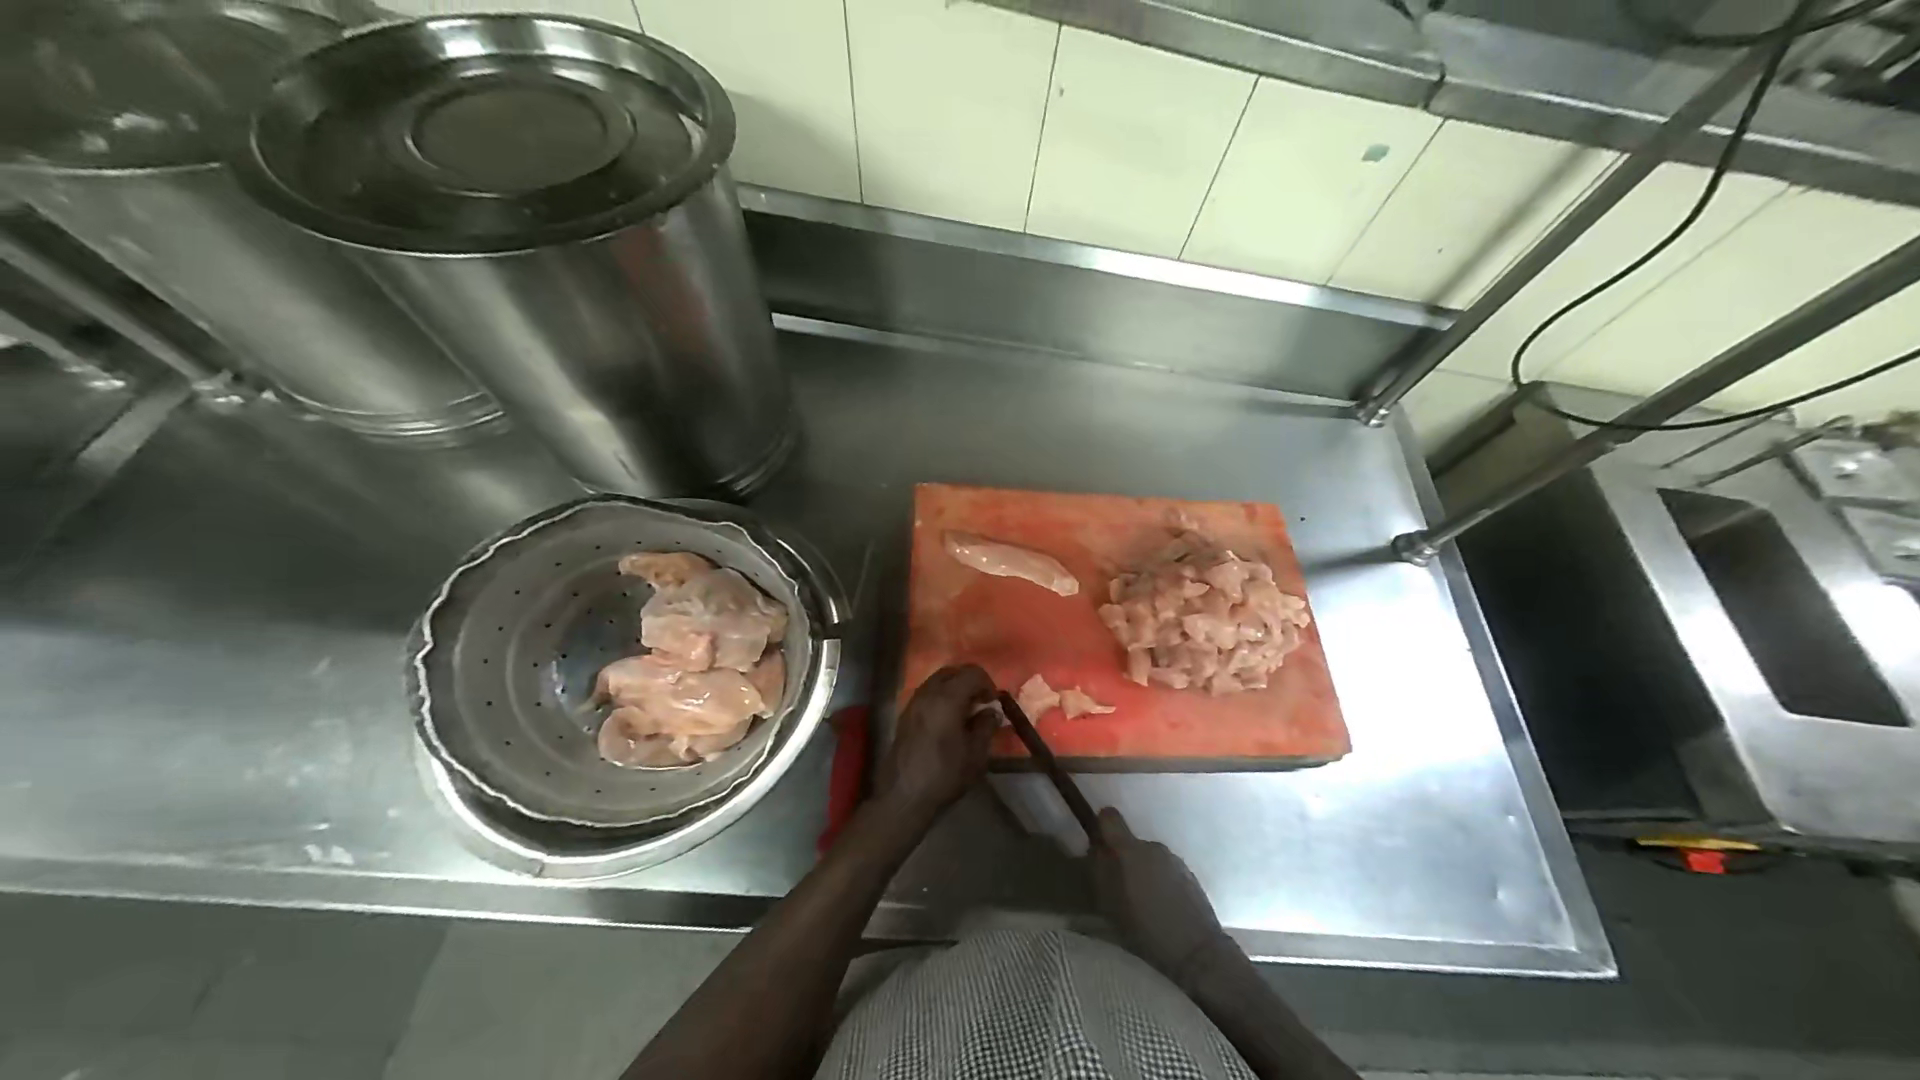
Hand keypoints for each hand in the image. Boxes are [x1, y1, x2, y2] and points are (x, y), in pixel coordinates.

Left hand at [875, 665, 998, 821]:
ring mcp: (913, 703)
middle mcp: (927, 693)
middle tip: (980, 703)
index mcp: (947, 698)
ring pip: (937, 681)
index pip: (972, 673)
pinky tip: (948, 721)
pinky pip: (927, 694)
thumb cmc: (944, 775)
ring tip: (965, 712)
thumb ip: (986, 726)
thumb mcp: (975, 754)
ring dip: (954, 688)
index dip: (987, 684)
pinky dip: (940, 697)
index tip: (993, 703)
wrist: (904, 795)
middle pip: (952, 672)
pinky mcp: (905, 715)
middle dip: (970, 682)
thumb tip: (991, 712)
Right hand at [1091, 807, 1231, 986]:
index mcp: (1128, 850)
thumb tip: (1096, 850)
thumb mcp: (1109, 905)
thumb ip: (1099, 872)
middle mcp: (1152, 847)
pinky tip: (1162, 908)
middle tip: (1120, 888)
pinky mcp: (1189, 874)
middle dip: (1123, 859)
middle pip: (1129, 842)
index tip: (1099, 847)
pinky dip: (1159, 881)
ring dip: (1142, 872)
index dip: (1102, 827)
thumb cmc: (1145, 930)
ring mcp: (1173, 859)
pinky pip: (1165, 869)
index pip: (1109, 817)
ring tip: (1143, 902)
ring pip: (1148, 857)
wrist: (1197, 951)